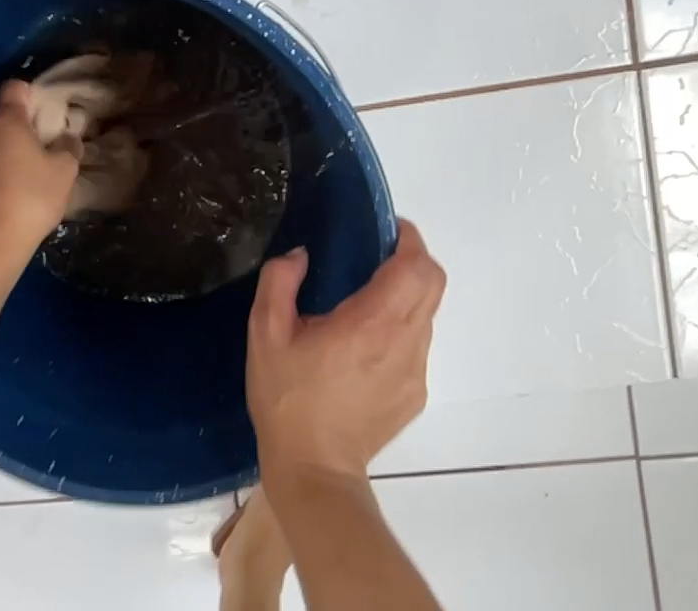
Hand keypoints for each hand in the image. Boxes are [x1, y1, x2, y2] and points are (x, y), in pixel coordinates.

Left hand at [0, 81, 80, 254]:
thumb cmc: (33, 194)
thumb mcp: (65, 169)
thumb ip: (68, 147)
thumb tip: (66, 139)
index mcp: (7, 122)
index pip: (14, 88)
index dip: (33, 93)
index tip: (50, 109)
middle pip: (7, 117)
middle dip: (29, 125)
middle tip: (54, 140)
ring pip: (0, 142)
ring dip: (19, 149)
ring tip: (43, 167)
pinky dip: (9, 169)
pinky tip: (26, 188)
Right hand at [246, 220, 445, 481]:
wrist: (313, 469)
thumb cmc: (287, 397)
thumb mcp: (265, 333)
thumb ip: (279, 281)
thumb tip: (300, 255)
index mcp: (372, 324)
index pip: (416, 268)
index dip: (408, 239)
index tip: (387, 228)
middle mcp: (405, 343)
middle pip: (433, 285)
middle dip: (412, 260)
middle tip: (376, 253)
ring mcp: (416, 371)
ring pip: (425, 315)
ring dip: (404, 295)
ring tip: (362, 301)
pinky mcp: (415, 393)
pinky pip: (416, 344)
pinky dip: (399, 328)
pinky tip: (361, 346)